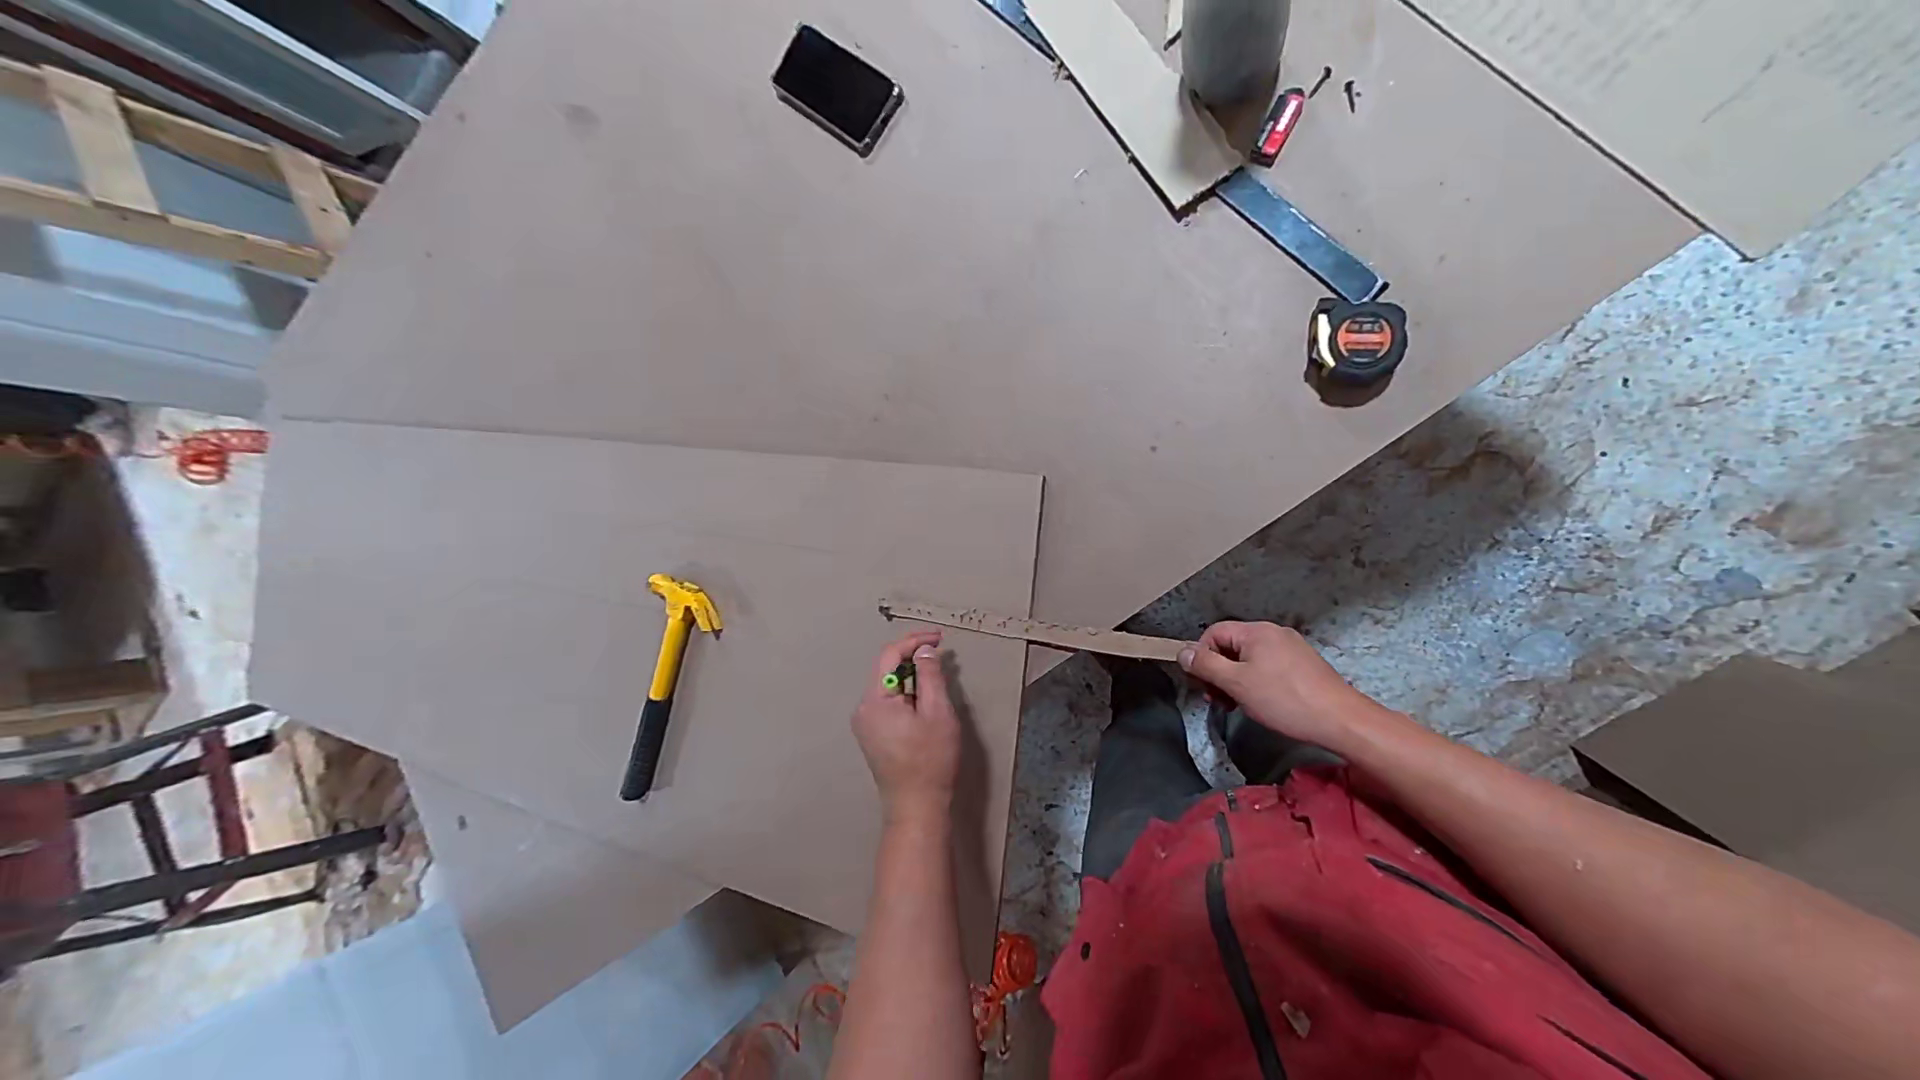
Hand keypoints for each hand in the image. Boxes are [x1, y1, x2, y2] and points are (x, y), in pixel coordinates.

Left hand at [852, 631, 960, 823]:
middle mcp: (863, 708)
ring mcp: (865, 723)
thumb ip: (930, 675)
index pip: (889, 655)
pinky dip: (906, 694)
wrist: (917, 807)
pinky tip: (924, 702)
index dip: (914, 641)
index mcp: (875, 700)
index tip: (939, 638)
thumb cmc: (930, 761)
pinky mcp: (872, 734)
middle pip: (886, 669)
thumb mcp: (937, 712)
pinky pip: (888, 702)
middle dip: (913, 659)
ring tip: (936, 684)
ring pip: (888, 686)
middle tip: (940, 657)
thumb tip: (924, 650)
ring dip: (911, 677)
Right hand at [1178, 621, 1387, 749]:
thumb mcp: (1236, 683)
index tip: (1203, 683)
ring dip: (1236, 679)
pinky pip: (1268, 667)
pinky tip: (1262, 703)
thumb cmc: (1285, 700)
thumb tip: (1183, 652)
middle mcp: (1274, 633)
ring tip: (1239, 704)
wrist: (1340, 721)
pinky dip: (1256, 682)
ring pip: (1249, 659)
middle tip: (1219, 698)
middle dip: (1219, 671)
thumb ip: (1205, 665)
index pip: (1213, 633)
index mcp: (1256, 631)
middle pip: (1231, 645)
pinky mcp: (1302, 666)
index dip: (1201, 656)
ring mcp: (1291, 648)